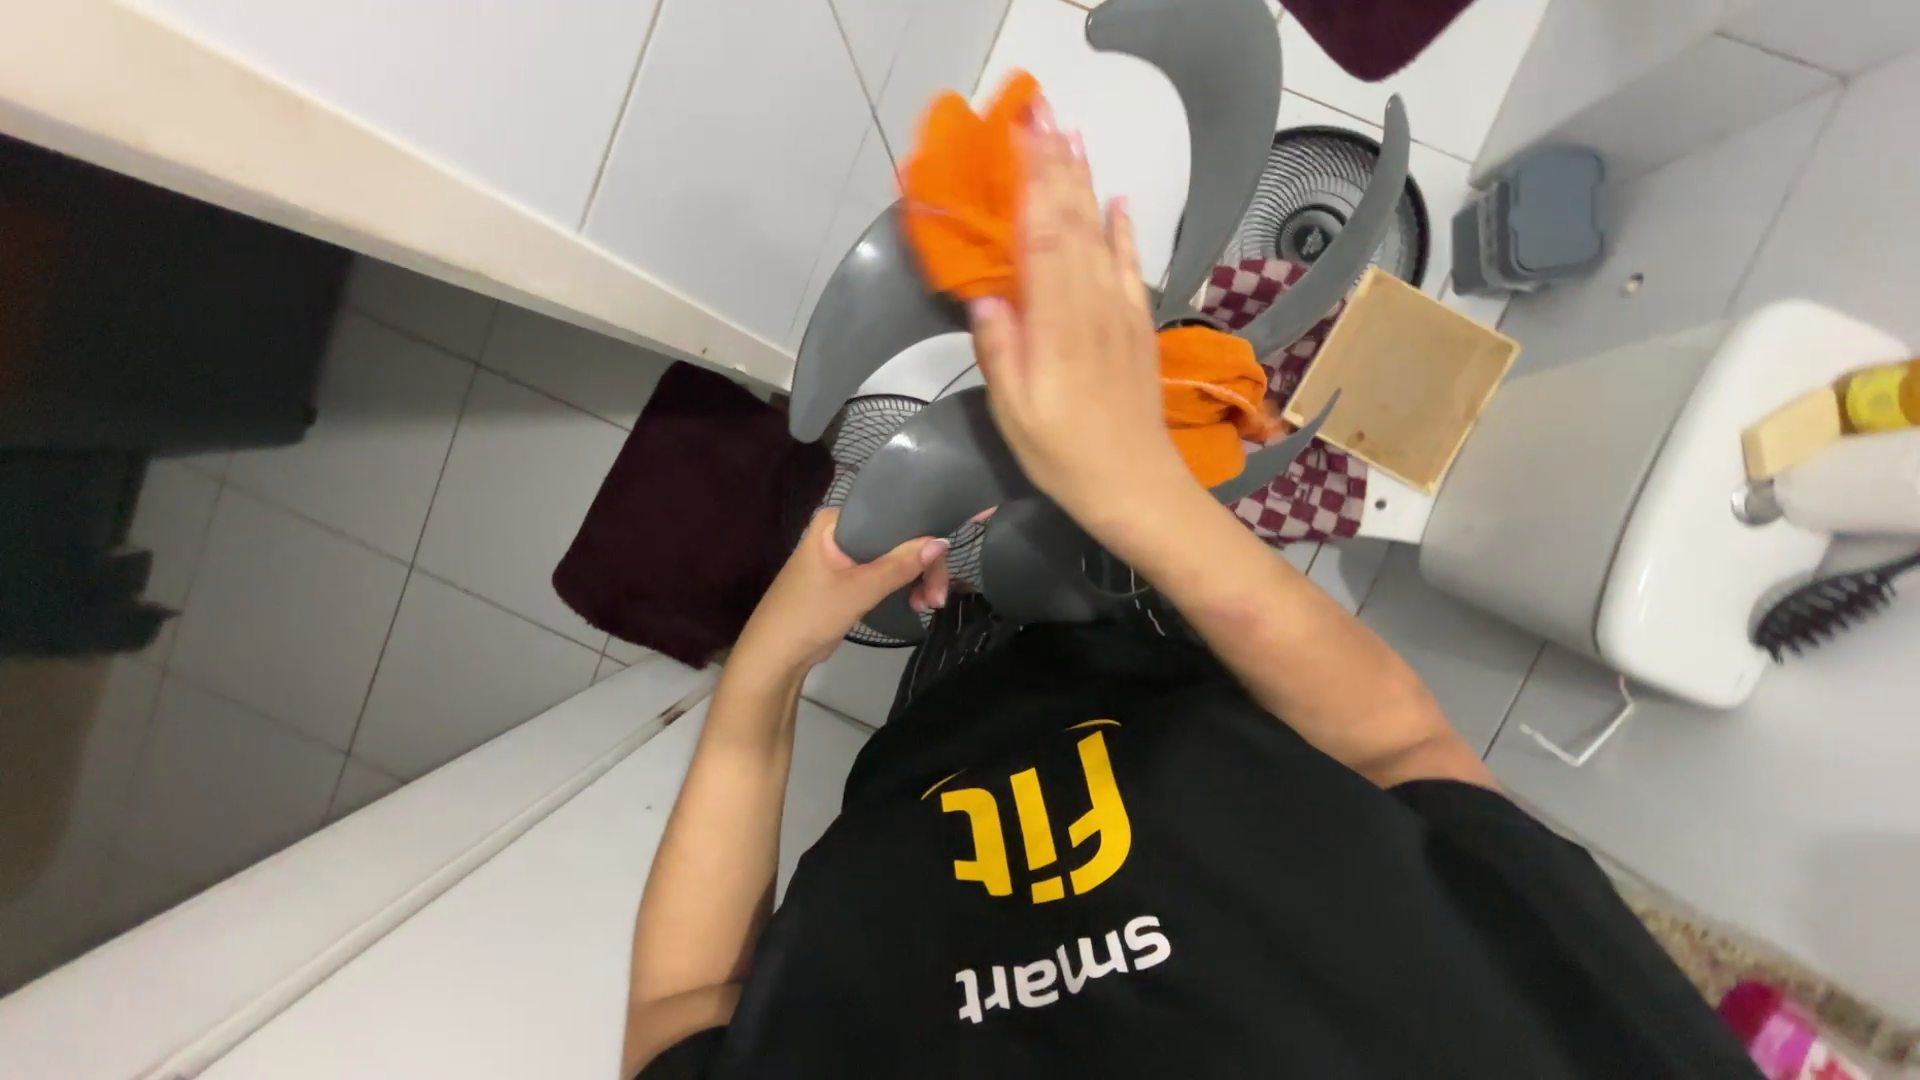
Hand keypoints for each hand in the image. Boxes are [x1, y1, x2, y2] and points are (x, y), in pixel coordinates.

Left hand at [731, 509, 949, 677]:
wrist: (777, 656)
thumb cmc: (810, 614)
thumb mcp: (859, 589)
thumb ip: (900, 565)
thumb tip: (943, 542)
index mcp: (835, 522)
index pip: (891, 517)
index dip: (921, 537)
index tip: (940, 566)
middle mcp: (840, 532)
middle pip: (896, 539)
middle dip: (922, 567)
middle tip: (938, 598)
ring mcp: (844, 556)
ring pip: (894, 558)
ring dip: (916, 580)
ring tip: (928, 605)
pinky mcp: (849, 578)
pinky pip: (885, 573)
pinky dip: (902, 587)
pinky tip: (916, 603)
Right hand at [967, 103, 1193, 527]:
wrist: (1135, 486)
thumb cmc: (1063, 456)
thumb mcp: (1014, 414)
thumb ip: (999, 351)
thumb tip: (984, 294)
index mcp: (1057, 326)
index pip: (1043, 238)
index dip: (1031, 185)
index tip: (1019, 139)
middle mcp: (1093, 307)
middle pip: (1074, 224)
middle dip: (1057, 167)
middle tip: (1043, 117)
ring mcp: (1121, 314)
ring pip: (1101, 237)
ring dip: (1087, 185)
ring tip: (1073, 139)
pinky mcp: (1138, 327)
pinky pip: (1130, 267)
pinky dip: (1124, 231)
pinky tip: (1119, 203)